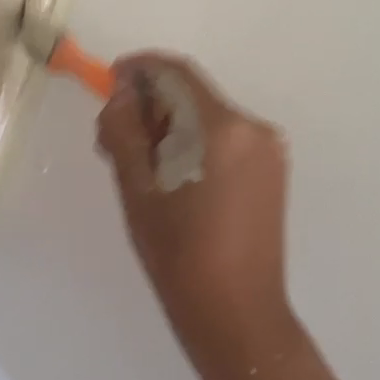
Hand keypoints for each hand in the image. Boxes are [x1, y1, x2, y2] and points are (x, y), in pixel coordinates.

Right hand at [98, 53, 293, 349]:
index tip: (108, 82)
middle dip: (148, 106)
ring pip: (204, 118)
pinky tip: (171, 180)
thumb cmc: (176, 249)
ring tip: (139, 168)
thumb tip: (124, 92)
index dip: (137, 69)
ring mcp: (268, 151)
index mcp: (220, 127)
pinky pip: (222, 140)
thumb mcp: (135, 184)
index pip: (174, 73)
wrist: (234, 310)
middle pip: (189, 95)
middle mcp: (252, 128)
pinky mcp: (271, 173)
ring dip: (168, 127)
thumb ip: (124, 128)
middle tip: (113, 139)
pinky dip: (191, 144)